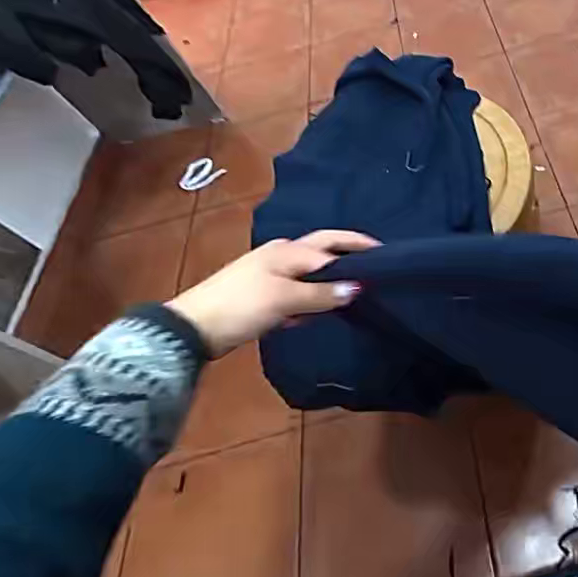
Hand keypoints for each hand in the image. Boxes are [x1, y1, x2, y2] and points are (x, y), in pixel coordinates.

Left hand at [165, 230, 378, 355]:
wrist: (192, 329)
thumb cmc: (242, 306)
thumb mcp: (285, 299)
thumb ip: (322, 294)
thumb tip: (358, 287)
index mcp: (288, 250)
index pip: (332, 248)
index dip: (358, 253)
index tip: (385, 262)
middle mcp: (282, 254)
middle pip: (324, 249)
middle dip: (349, 253)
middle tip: (376, 261)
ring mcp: (271, 272)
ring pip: (311, 271)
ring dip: (330, 277)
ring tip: (354, 291)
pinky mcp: (264, 292)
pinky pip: (298, 289)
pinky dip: (311, 296)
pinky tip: (317, 312)